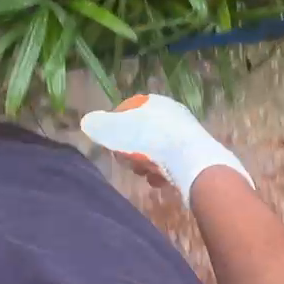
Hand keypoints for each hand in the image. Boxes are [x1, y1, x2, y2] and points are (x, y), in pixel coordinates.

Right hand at [81, 94, 251, 206]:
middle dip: (131, 148)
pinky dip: (162, 171)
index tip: (111, 145)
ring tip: (144, 175)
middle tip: (127, 162)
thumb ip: (100, 125)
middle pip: (142, 131)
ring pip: (156, 148)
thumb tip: (87, 121)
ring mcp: (185, 133)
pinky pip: (172, 162)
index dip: (116, 127)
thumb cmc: (151, 141)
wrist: (192, 163)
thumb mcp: (117, 131)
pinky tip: (158, 182)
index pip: (128, 110)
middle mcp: (171, 113)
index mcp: (153, 102)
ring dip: (146, 162)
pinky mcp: (195, 154)